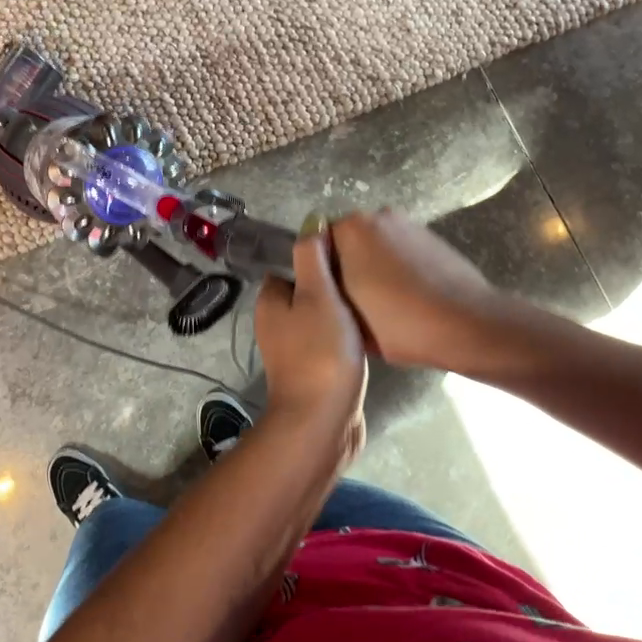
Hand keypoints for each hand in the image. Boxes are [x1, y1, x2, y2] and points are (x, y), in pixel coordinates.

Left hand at [253, 231, 367, 465]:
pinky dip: (345, 340)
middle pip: (307, 293)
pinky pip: (329, 345)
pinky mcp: (313, 374)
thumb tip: (311, 219)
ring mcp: (293, 352)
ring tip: (371, 307)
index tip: (347, 259)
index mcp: (270, 301)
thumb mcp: (318, 294)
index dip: (317, 259)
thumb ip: (313, 256)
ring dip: (342, 315)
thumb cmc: (320, 352)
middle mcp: (275, 325)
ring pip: (320, 320)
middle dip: (334, 288)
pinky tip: (367, 338)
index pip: (290, 267)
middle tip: (365, 283)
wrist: (322, 422)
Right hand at [328, 209, 503, 373]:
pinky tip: (409, 296)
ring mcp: (407, 223)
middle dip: (348, 266)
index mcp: (349, 229)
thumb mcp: (347, 316)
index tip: (329, 298)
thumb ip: (327, 292)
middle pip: (348, 241)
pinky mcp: (431, 236)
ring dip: (374, 266)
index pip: (316, 245)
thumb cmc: (400, 323)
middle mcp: (376, 215)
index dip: (321, 273)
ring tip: (385, 302)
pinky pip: (401, 250)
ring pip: (376, 246)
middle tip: (354, 302)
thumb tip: (324, 283)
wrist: (468, 324)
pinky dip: (399, 267)